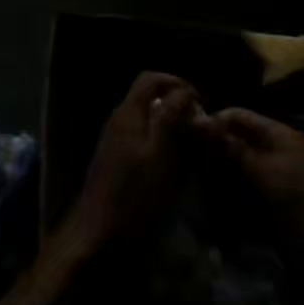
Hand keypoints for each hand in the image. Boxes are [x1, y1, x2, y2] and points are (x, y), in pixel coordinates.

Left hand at [71, 72, 199, 240]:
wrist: (101, 225)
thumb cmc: (134, 193)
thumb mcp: (160, 157)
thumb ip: (171, 122)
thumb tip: (184, 92)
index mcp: (129, 113)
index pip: (152, 79)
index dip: (179, 84)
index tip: (203, 104)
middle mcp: (120, 117)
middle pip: (150, 96)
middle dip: (178, 105)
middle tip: (202, 127)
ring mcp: (117, 135)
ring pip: (149, 117)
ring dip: (174, 124)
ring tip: (198, 146)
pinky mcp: (119, 153)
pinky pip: (144, 135)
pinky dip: (164, 140)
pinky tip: (179, 162)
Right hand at [201, 107, 303, 304]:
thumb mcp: (264, 172)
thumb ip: (229, 145)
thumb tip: (196, 118)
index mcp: (286, 134)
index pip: (239, 114)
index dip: (213, 120)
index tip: (187, 134)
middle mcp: (293, 147)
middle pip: (246, 137)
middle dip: (221, 146)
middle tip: (194, 159)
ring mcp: (298, 174)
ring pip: (254, 161)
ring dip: (232, 168)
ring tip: (208, 179)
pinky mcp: (300, 200)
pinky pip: (265, 183)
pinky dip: (248, 186)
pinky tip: (233, 198)